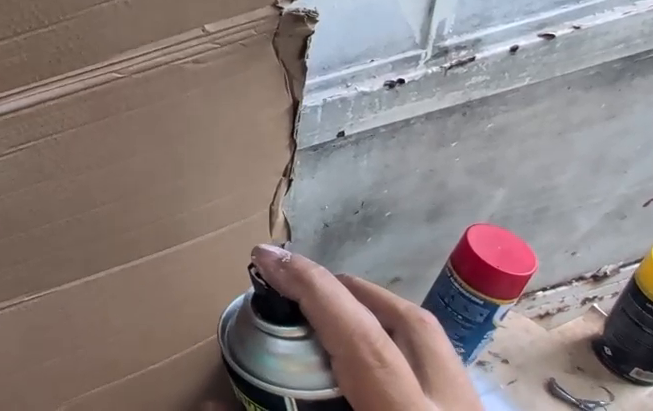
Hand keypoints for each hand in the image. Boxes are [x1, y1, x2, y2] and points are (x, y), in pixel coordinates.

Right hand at [251, 245, 484, 410]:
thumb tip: (210, 403)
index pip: (361, 337)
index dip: (311, 287)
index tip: (266, 256)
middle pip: (412, 324)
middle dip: (350, 288)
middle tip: (299, 280)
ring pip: (436, 348)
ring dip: (382, 317)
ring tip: (334, 316)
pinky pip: (443, 378)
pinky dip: (405, 358)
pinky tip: (374, 369)